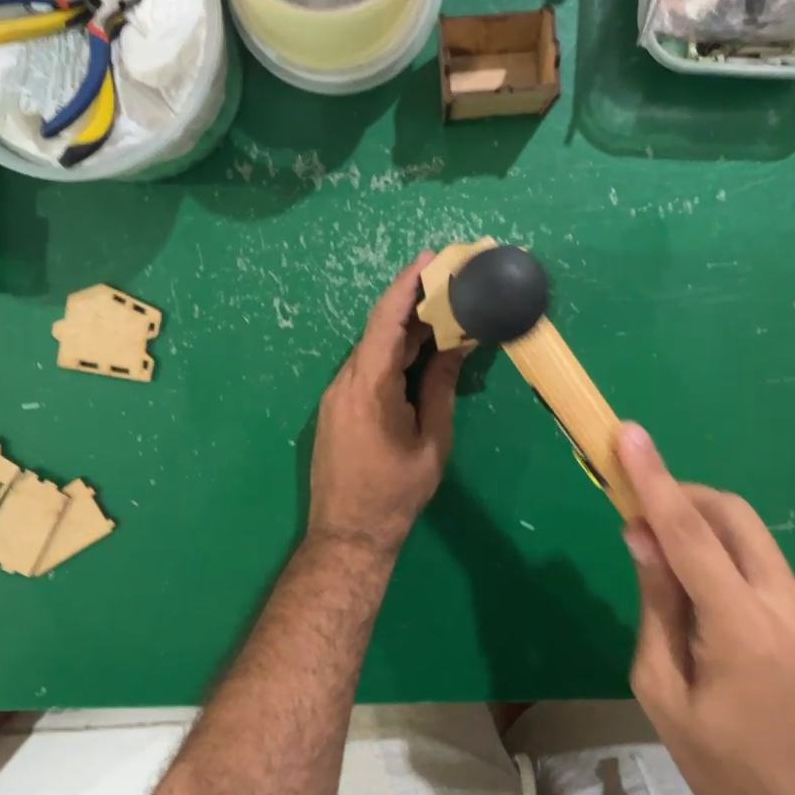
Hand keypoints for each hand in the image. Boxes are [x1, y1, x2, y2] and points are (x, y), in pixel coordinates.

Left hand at [307, 251, 469, 556]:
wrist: (348, 536)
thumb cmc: (395, 493)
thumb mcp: (431, 441)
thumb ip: (440, 388)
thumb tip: (456, 344)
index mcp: (369, 386)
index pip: (387, 321)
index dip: (408, 285)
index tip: (431, 258)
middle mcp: (346, 381)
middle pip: (379, 329)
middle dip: (412, 301)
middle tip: (448, 282)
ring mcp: (337, 394)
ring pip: (372, 347)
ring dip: (405, 328)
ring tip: (442, 310)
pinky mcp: (338, 407)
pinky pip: (366, 367)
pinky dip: (393, 351)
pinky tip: (419, 349)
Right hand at [620, 423, 794, 794]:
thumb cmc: (724, 767)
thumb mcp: (665, 691)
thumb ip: (657, 605)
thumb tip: (642, 536)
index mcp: (744, 629)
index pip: (691, 535)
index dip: (655, 480)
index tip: (630, 436)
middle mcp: (789, 607)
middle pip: (734, 517)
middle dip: (684, 495)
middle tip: (640, 506)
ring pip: (752, 538)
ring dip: (705, 526)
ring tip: (663, 556)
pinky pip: (764, 568)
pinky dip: (726, 557)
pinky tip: (702, 591)